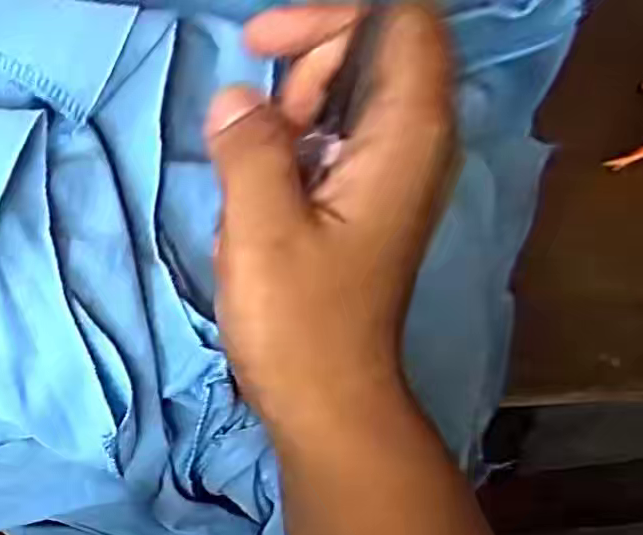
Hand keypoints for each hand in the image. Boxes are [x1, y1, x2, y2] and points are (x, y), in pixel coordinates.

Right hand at [207, 3, 456, 435]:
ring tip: (239, 165)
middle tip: (240, 126)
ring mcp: (386, 181)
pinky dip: (289, 152)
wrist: (321, 390)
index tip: (252, 44)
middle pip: (374, 60)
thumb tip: (230, 101)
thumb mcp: (260, 232)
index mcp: (406, 138)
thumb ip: (249, 155)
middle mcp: (412, 146)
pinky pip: (330, 153)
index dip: (328, 17)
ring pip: (347, 109)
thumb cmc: (295, 317)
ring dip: (289, 118)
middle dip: (302, 70)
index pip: (396, 26)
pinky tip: (252, 190)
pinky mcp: (357, 212)